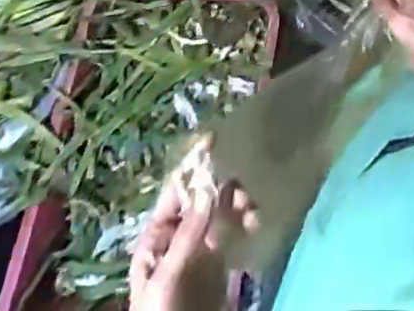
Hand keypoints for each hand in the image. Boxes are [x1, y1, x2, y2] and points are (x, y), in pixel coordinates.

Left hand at [130, 142, 256, 310]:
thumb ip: (188, 234)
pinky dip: (246, 220)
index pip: (176, 189)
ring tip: (252, 210)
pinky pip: (235, 231)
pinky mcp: (221, 263)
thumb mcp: (168, 276)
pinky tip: (255, 223)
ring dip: (239, 201)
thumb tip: (207, 187)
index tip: (213, 137)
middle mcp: (180, 234)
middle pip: (203, 194)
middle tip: (242, 189)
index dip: (192, 163)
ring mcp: (201, 248)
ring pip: (223, 209)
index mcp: (159, 234)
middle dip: (223, 184)